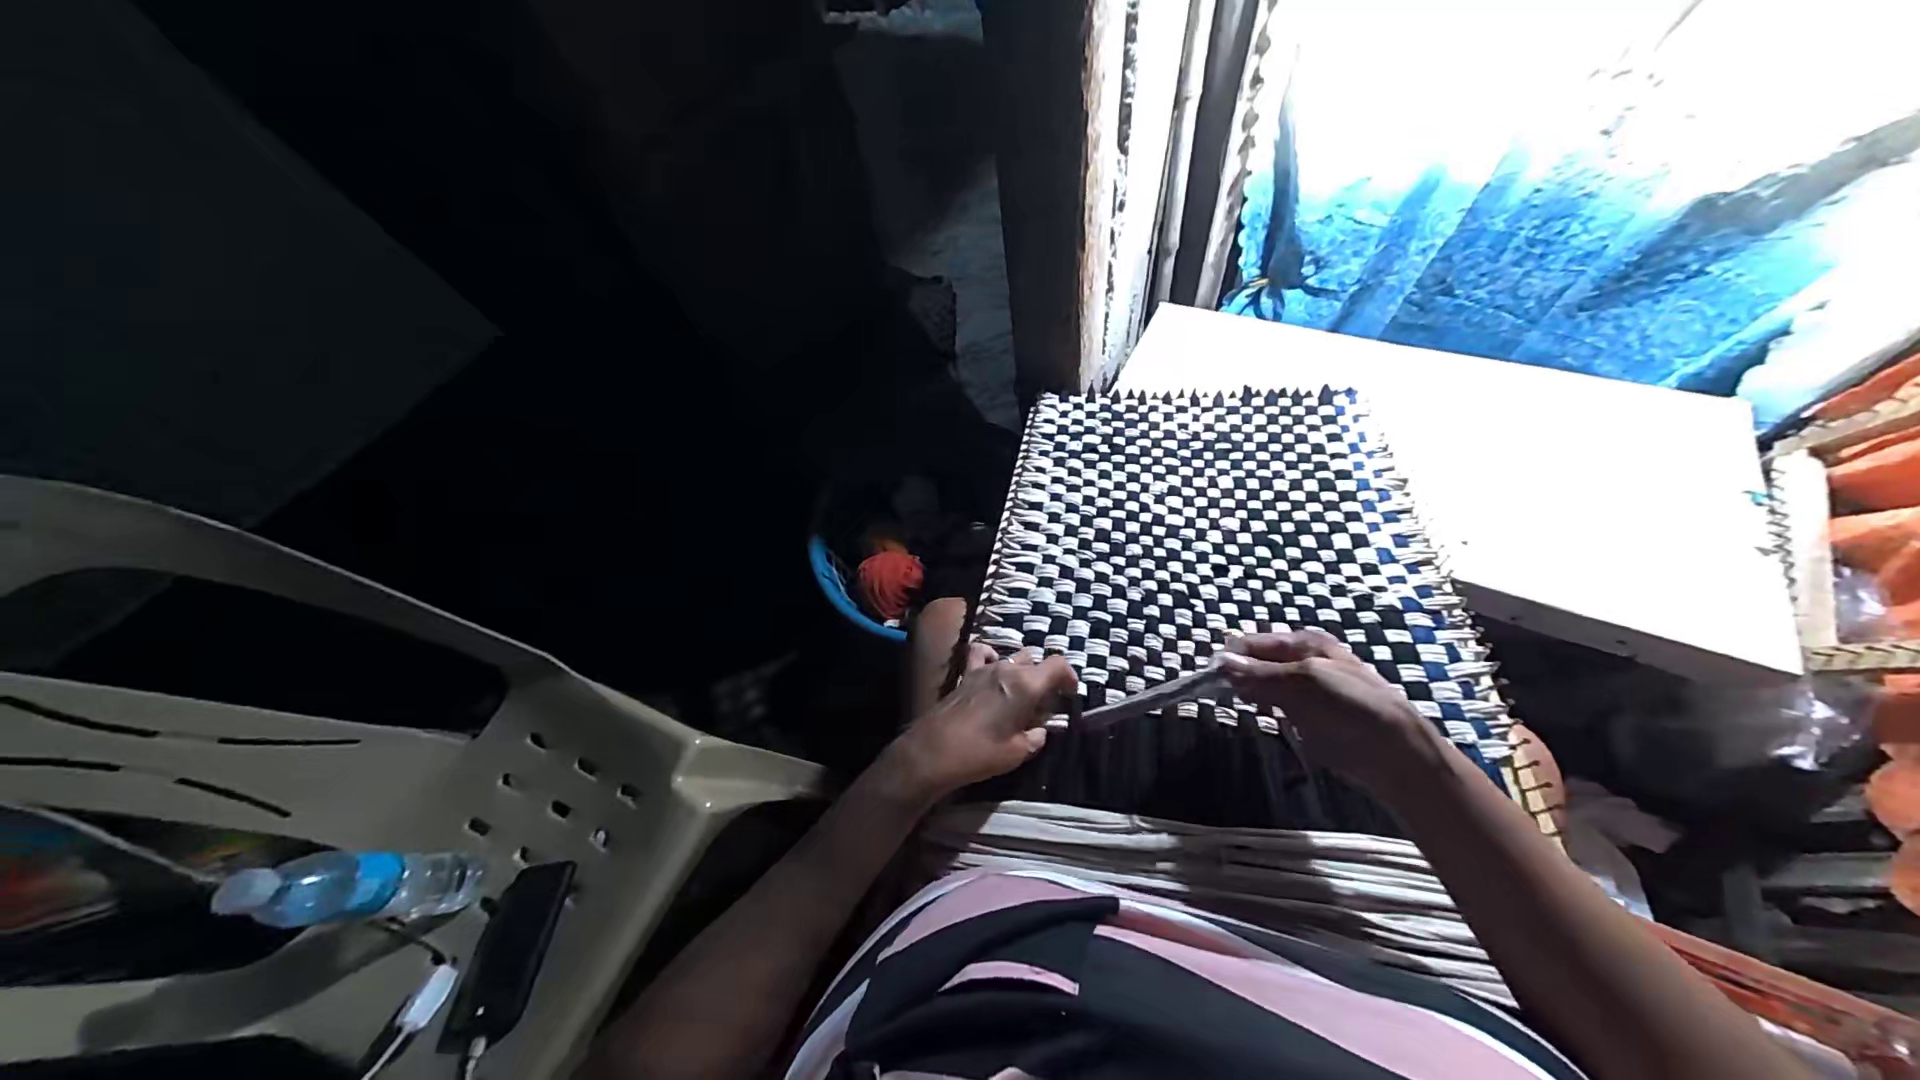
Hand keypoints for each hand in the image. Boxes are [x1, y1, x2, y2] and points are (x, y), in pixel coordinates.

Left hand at [880, 645, 1075, 803]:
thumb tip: (1041, 730)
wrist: (932, 751)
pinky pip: (984, 655)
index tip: (1070, 695)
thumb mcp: (1017, 752)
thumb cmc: (980, 753)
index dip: (1069, 676)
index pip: (1058, 664)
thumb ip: (1035, 736)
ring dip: (1022, 671)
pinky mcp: (966, 675)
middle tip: (1044, 704)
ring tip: (1021, 695)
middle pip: (1035, 661)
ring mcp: (984, 668)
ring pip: (1012, 658)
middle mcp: (1006, 669)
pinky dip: (993, 659)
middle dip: (1045, 678)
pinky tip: (993, 674)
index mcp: (1025, 685)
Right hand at [1217, 629, 1446, 791]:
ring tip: (1236, 702)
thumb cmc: (1351, 706)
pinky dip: (1263, 706)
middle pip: (1257, 661)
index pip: (1253, 643)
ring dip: (1248, 691)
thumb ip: (1260, 673)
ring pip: (1263, 683)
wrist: (1394, 753)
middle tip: (1221, 692)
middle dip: (1238, 673)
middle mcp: (1303, 659)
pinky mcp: (1308, 713)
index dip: (1231, 658)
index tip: (1210, 677)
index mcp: (1304, 643)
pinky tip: (1258, 713)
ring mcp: (1306, 687)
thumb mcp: (1303, 682)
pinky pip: (1275, 703)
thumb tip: (1220, 664)